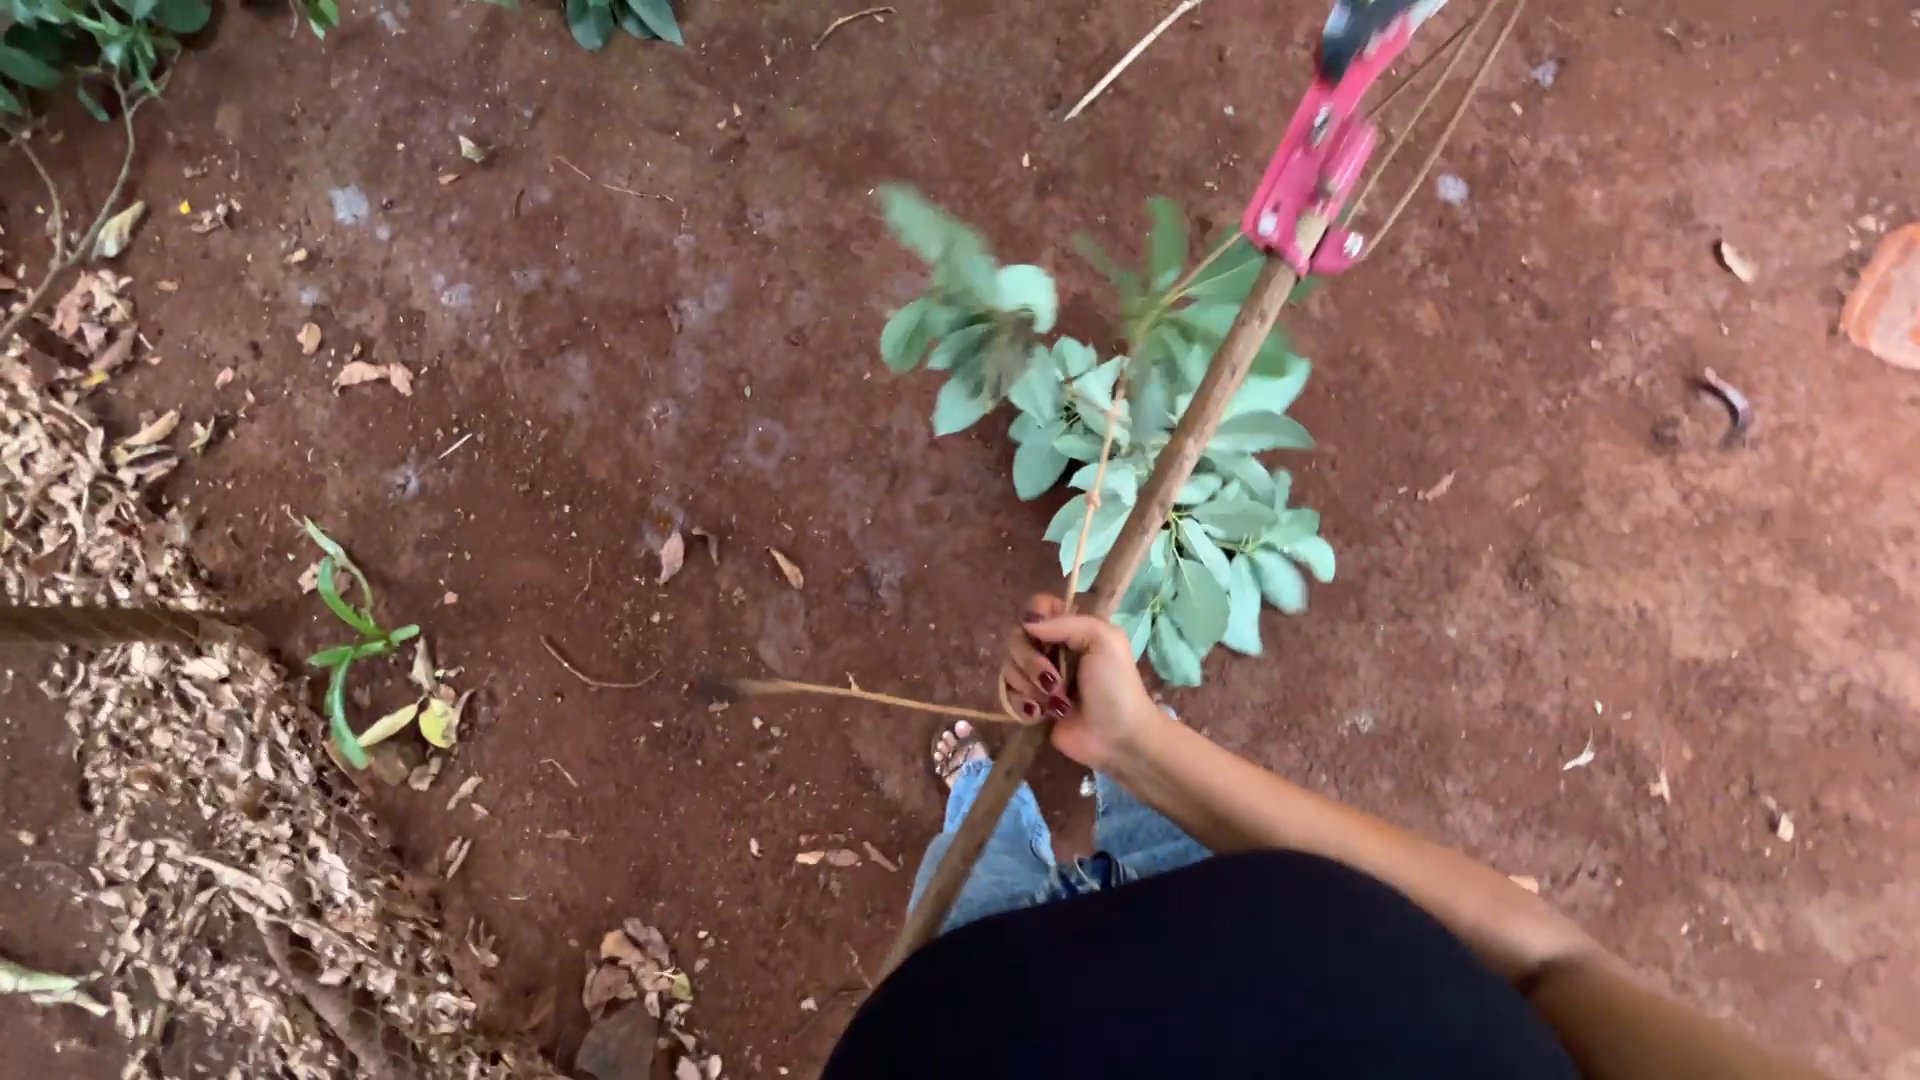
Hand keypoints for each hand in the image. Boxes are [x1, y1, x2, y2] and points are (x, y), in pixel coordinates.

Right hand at [1000, 594, 1163, 769]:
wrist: (1117, 737)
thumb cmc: (1115, 686)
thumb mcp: (1104, 640)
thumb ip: (1066, 622)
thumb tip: (1027, 624)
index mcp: (1071, 629)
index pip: (1037, 607)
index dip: (1032, 617)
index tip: (1040, 634)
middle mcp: (1051, 648)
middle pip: (1016, 638)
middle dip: (1031, 661)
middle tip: (1054, 681)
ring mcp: (1039, 677)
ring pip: (1009, 667)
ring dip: (1030, 687)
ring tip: (1055, 702)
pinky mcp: (1031, 703)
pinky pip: (1008, 694)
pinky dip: (1022, 704)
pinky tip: (1040, 714)